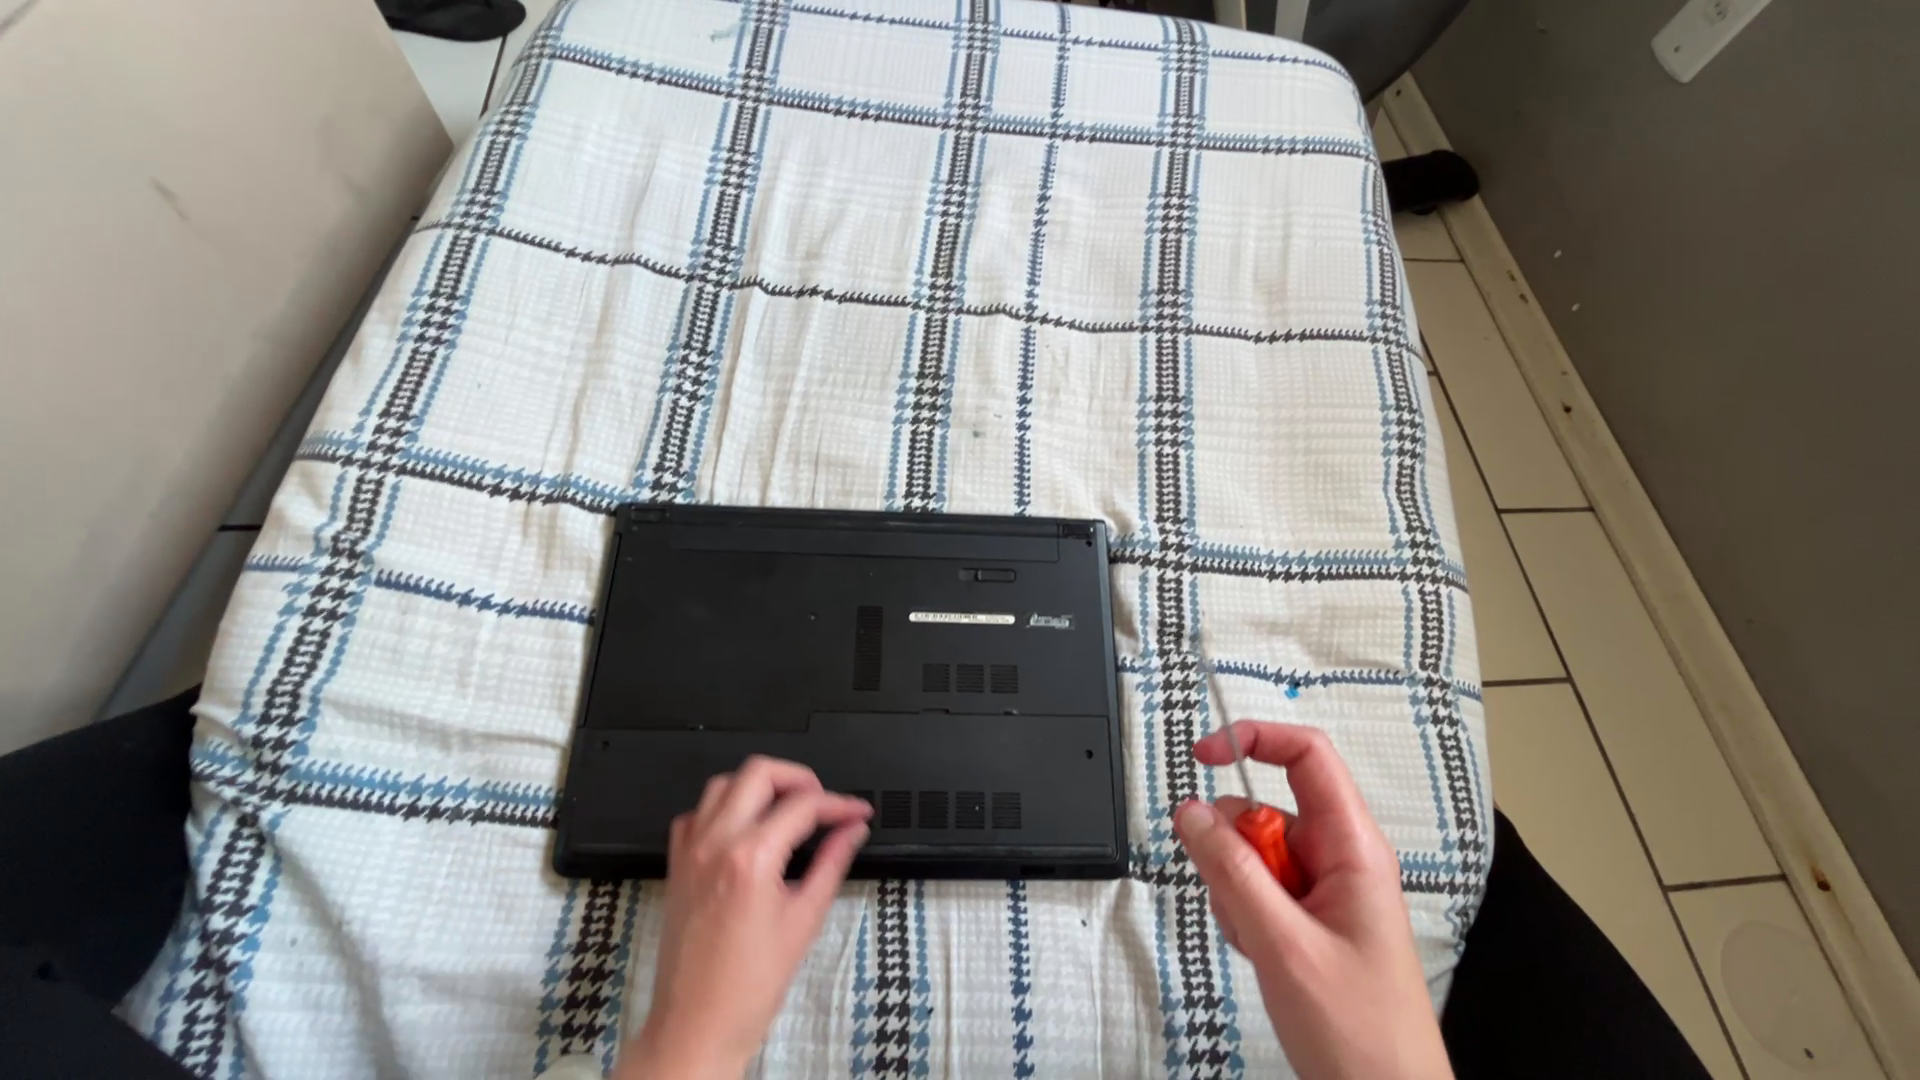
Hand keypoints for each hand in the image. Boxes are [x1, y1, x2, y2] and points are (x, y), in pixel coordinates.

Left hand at [615, 757, 871, 1079]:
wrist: (698, 1025)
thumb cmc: (748, 986)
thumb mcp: (805, 919)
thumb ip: (832, 862)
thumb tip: (852, 831)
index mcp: (751, 859)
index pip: (804, 805)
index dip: (839, 803)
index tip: (856, 811)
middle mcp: (715, 844)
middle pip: (759, 772)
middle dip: (800, 778)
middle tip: (823, 802)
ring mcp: (691, 851)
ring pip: (724, 783)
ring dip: (760, 786)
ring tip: (787, 808)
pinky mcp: (677, 864)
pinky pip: (696, 813)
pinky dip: (724, 808)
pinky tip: (744, 828)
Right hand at [1174, 722, 1452, 1079]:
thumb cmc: (1357, 1032)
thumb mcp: (1283, 944)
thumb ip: (1231, 871)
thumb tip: (1188, 809)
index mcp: (1353, 847)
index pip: (1307, 756)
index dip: (1254, 739)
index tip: (1202, 757)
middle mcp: (1339, 857)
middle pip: (1264, 811)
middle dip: (1233, 849)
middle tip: (1238, 904)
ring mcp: (1323, 889)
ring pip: (1252, 853)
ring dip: (1235, 890)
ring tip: (1260, 944)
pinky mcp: (1308, 918)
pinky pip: (1256, 889)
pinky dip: (1243, 914)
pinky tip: (1262, 954)